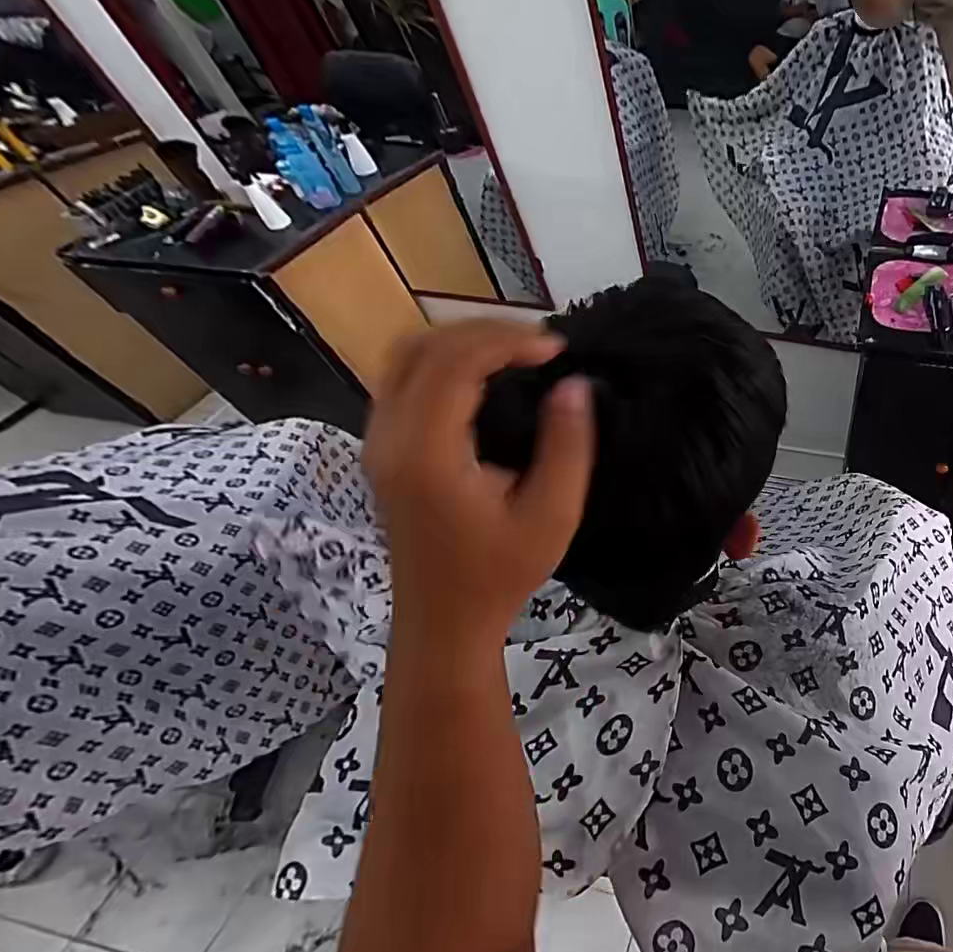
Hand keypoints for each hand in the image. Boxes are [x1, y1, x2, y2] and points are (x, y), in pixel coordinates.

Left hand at [363, 320, 594, 635]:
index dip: (507, 341)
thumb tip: (575, 386)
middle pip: (421, 347)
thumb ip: (567, 447)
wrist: (445, 619)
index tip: (557, 349)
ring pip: (404, 357)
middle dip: (484, 331)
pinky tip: (484, 377)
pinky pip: (403, 380)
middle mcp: (389, 437)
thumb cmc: (502, 573)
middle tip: (540, 345)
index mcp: (426, 453)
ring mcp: (378, 442)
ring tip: (515, 352)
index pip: (454, 363)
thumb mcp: (552, 515)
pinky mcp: (383, 449)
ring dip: (460, 342)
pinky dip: (444, 362)